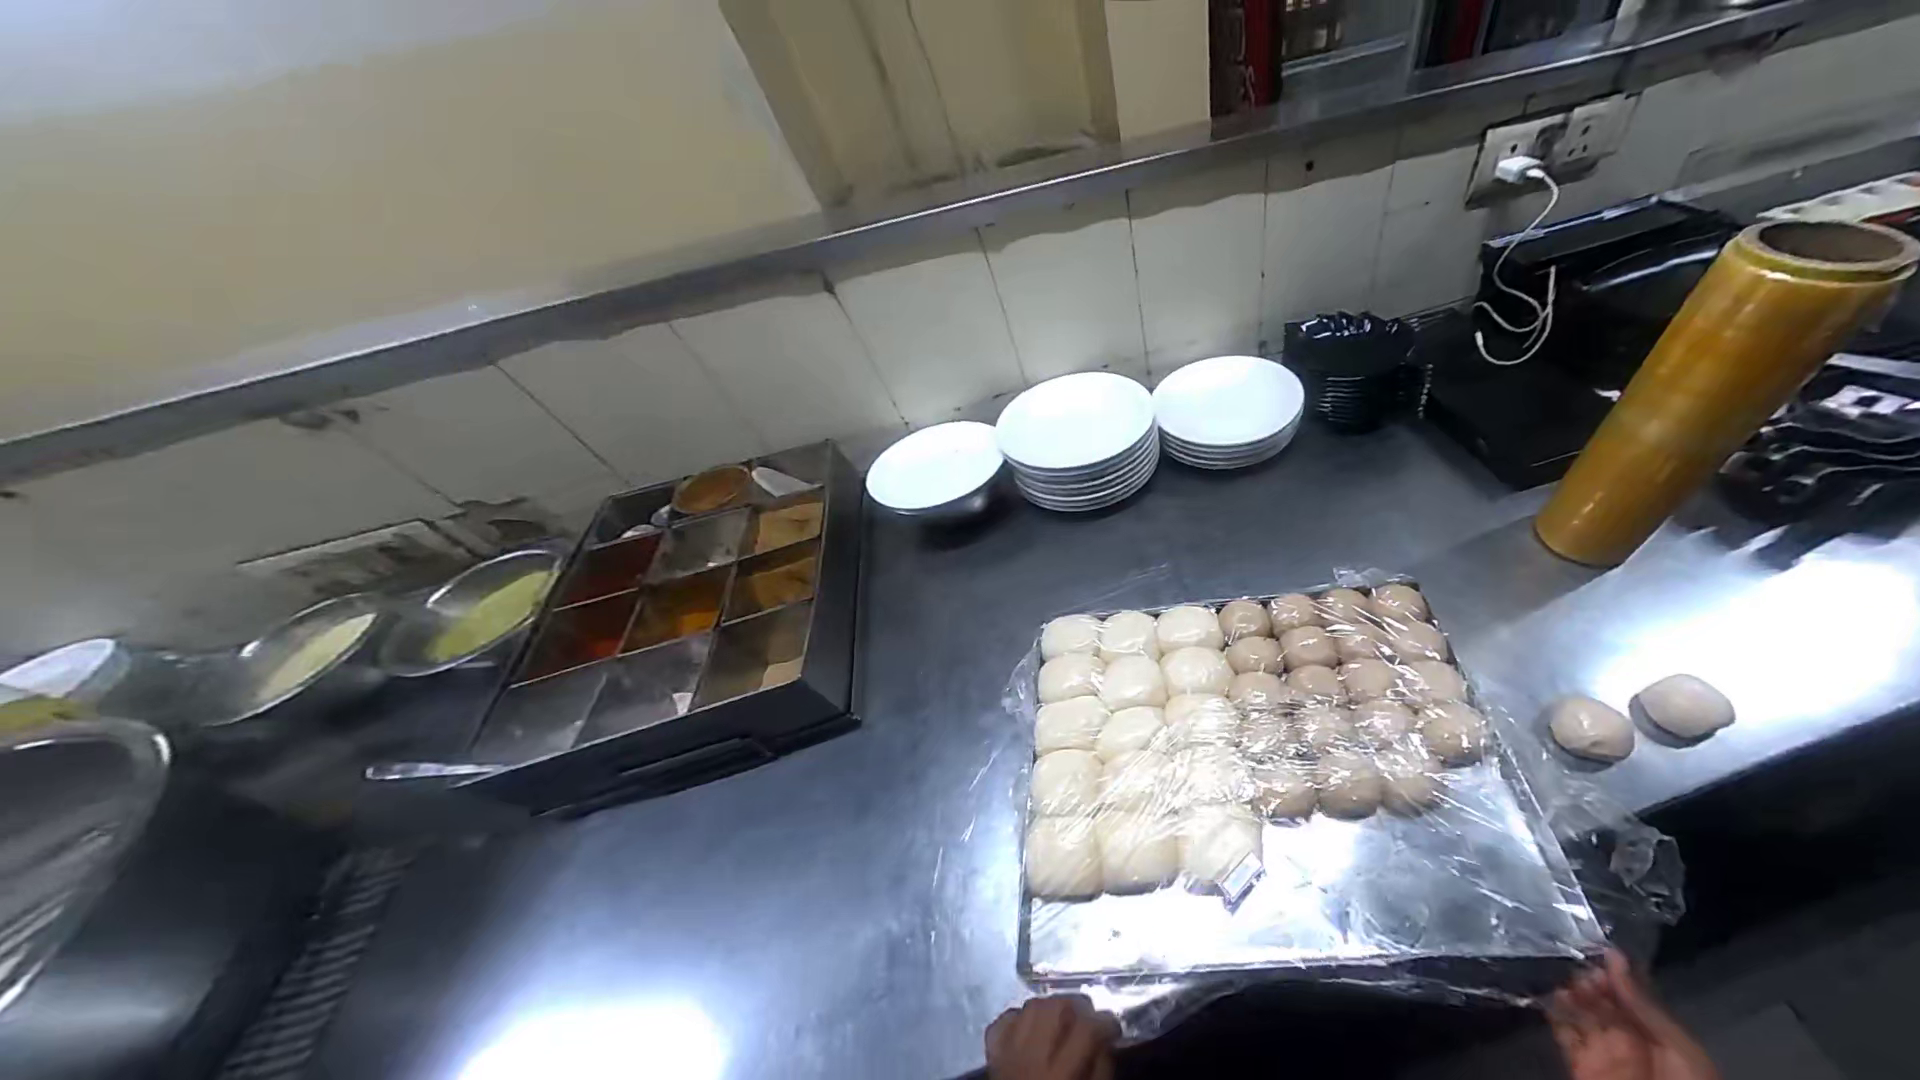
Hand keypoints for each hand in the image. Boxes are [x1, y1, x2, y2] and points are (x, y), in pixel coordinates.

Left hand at [985, 995, 1118, 1079]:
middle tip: (1089, 1020)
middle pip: (1054, 1008)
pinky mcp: (992, 1057)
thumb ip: (1101, 1074)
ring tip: (1064, 1021)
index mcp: (1059, 1076)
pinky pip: (1004, 1022)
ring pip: (1029, 1006)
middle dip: (1076, 1006)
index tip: (1115, 1028)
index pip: (1085, 1029)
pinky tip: (1032, 1030)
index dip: (1106, 1022)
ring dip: (1050, 1007)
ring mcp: (1007, 1054)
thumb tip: (1105, 1043)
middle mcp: (1030, 1057)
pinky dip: (1019, 1019)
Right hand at [1548, 949, 1719, 1079]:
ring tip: (1566, 986)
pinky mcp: (1576, 1059)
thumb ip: (1646, 1007)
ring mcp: (1601, 1049)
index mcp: (1660, 1035)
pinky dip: (1551, 1010)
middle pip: (1601, 999)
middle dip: (1588, 980)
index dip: (1613, 972)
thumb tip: (1613, 955)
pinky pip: (1559, 1030)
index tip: (1594, 951)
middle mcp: (1628, 1037)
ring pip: (1577, 1009)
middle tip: (1579, 973)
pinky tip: (1547, 996)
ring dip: (1568, 992)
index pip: (1631, 993)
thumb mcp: (1681, 1052)